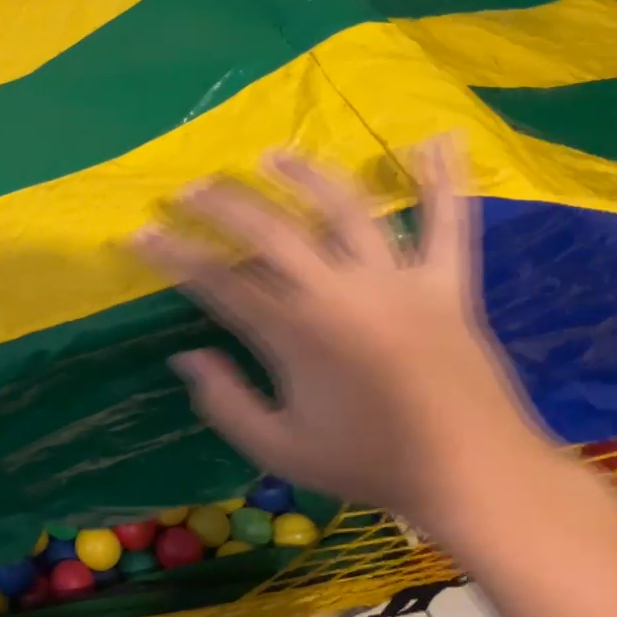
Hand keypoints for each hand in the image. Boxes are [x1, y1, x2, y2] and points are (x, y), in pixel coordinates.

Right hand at [133, 136, 557, 529]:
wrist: (476, 477)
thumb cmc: (369, 464)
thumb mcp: (278, 448)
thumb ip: (225, 401)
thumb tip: (187, 356)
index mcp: (297, 334)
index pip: (220, 281)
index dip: (175, 255)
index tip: (141, 235)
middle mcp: (343, 293)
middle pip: (273, 230)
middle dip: (224, 204)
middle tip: (190, 190)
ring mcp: (400, 283)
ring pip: (349, 210)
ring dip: (307, 176)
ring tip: (273, 155)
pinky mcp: (448, 285)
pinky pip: (450, 223)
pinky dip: (444, 180)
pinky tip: (436, 139)